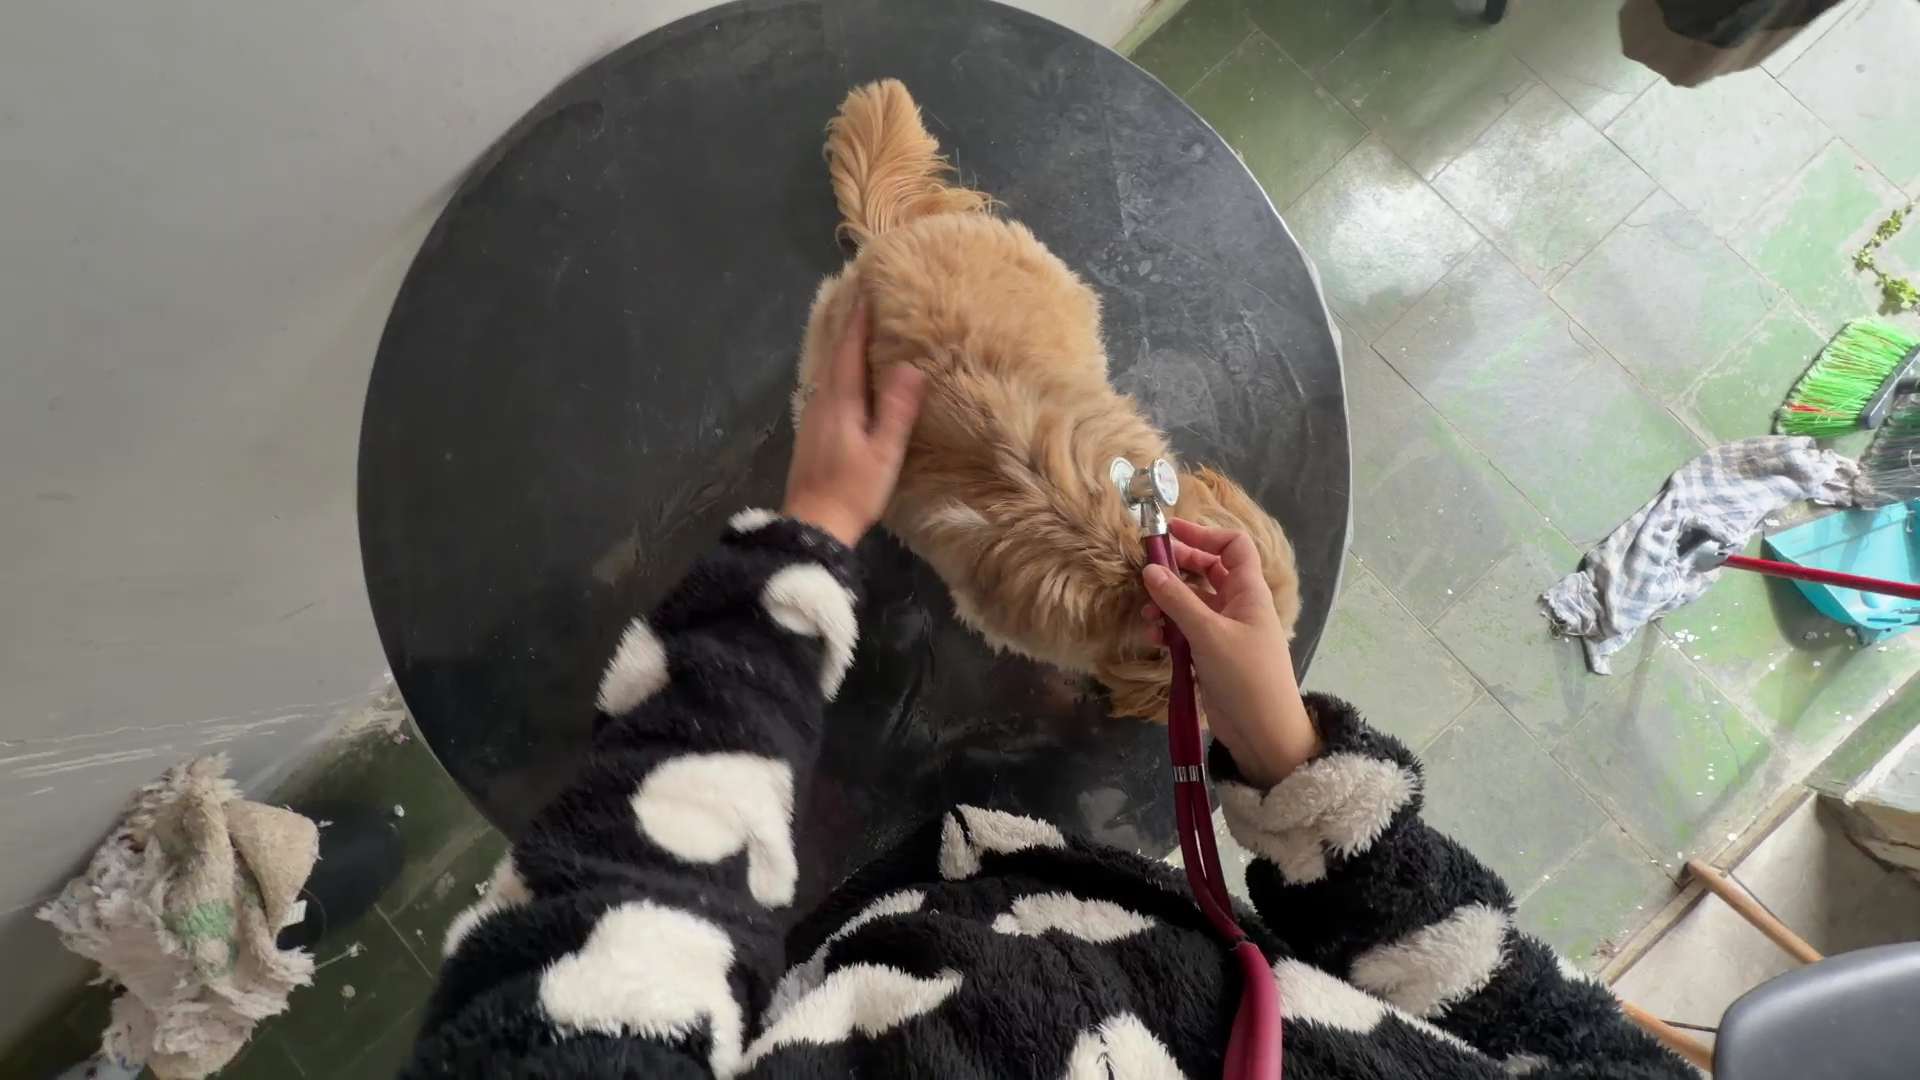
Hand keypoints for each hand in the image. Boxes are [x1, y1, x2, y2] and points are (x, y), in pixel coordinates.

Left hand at [784, 298, 925, 546]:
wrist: (813, 524)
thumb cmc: (853, 491)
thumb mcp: (883, 452)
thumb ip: (896, 410)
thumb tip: (910, 368)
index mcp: (839, 402)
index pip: (849, 352)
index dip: (858, 324)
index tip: (867, 294)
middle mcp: (820, 402)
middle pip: (834, 358)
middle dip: (848, 331)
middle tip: (863, 306)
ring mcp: (810, 418)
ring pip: (827, 374)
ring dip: (842, 352)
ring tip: (858, 335)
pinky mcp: (809, 433)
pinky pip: (824, 389)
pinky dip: (837, 374)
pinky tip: (846, 380)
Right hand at [1142, 518, 1320, 786]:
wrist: (1263, 732)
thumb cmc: (1245, 676)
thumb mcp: (1209, 634)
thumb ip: (1177, 601)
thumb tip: (1149, 569)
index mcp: (1249, 592)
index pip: (1232, 547)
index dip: (1203, 535)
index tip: (1169, 532)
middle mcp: (1238, 605)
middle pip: (1207, 570)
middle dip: (1178, 567)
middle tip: (1147, 568)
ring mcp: (1224, 629)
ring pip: (1192, 601)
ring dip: (1168, 602)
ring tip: (1148, 615)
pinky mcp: (1211, 652)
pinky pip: (1186, 628)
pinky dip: (1169, 629)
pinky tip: (1155, 639)